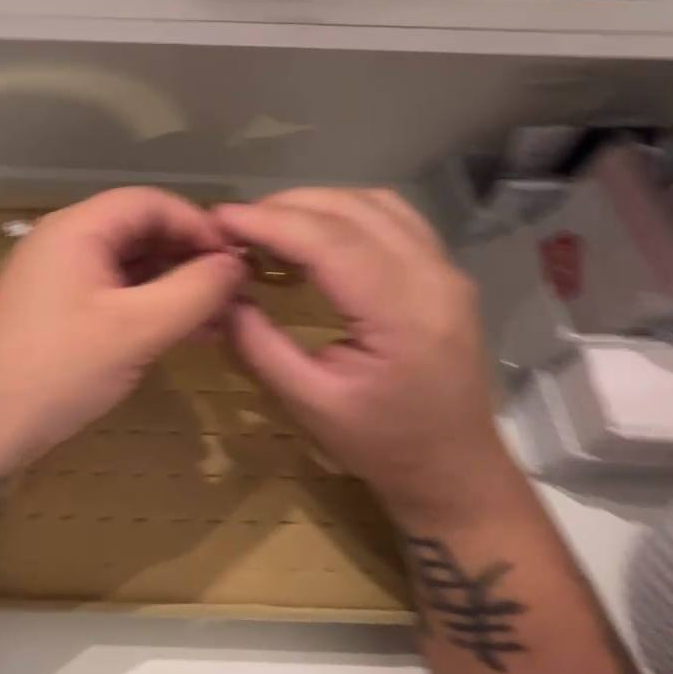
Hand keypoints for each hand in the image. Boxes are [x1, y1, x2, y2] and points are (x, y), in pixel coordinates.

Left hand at [0, 187, 246, 474]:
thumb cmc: (61, 369)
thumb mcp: (138, 330)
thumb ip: (194, 290)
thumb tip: (237, 264)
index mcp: (75, 228)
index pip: (149, 202)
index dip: (198, 225)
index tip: (238, 259)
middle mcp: (62, 240)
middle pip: (139, 229)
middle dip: (189, 257)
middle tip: (235, 291)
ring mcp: (56, 274)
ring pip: (128, 263)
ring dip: (173, 285)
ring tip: (220, 317)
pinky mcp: (56, 307)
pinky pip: (112, 290)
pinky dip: (148, 305)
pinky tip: (185, 332)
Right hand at [216, 190, 524, 523]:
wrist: (455, 471)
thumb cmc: (380, 445)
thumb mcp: (307, 402)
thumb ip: (258, 343)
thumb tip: (218, 293)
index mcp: (403, 315)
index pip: (329, 241)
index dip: (268, 222)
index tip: (217, 220)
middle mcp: (434, 278)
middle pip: (350, 210)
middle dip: (283, 206)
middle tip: (233, 226)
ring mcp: (446, 270)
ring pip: (374, 202)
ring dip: (314, 203)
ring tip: (268, 226)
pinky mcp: (445, 271)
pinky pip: (393, 216)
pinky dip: (345, 211)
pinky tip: (314, 232)